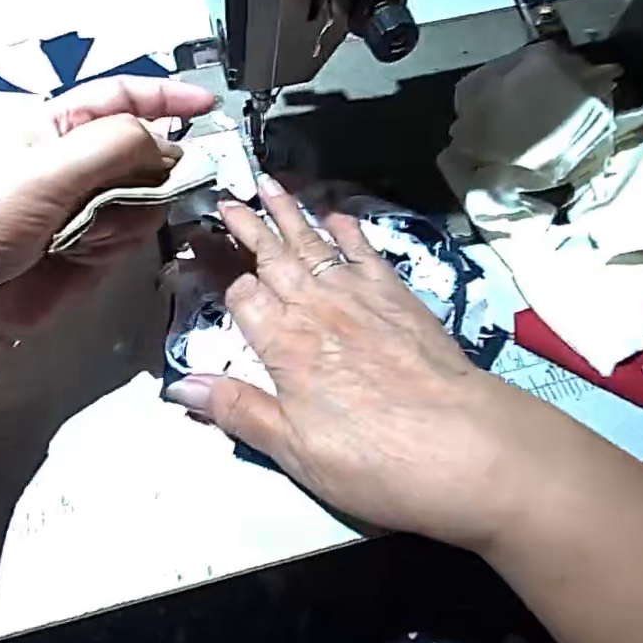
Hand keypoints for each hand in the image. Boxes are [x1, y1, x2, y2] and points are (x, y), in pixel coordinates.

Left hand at [0, 76, 216, 373]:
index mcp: (58, 127)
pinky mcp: (102, 243)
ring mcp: (94, 205)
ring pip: (151, 196)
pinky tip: (82, 253)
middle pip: (150, 151)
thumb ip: (113, 146)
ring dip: (128, 215)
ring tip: (83, 232)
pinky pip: (139, 232)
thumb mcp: (41, 172)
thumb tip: (168, 146)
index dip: (167, 97)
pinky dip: (118, 243)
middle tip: (137, 191)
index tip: (208, 105)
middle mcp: (81, 162)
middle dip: (153, 171)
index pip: (124, 98)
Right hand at [164, 177, 599, 551]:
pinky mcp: (399, 295)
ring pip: (315, 244)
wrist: (461, 443)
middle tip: (228, 198)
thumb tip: (181, 383)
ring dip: (291, 214)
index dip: (219, 272)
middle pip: (275, 258)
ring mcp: (361, 296)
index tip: (200, 250)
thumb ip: (239, 411)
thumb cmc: (372, 458)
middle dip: (248, 227)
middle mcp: (318, 308)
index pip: (242, 295)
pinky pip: (366, 252)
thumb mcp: (295, 451)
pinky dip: (349, 230)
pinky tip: (337, 215)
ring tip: (270, 184)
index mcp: (285, 346)